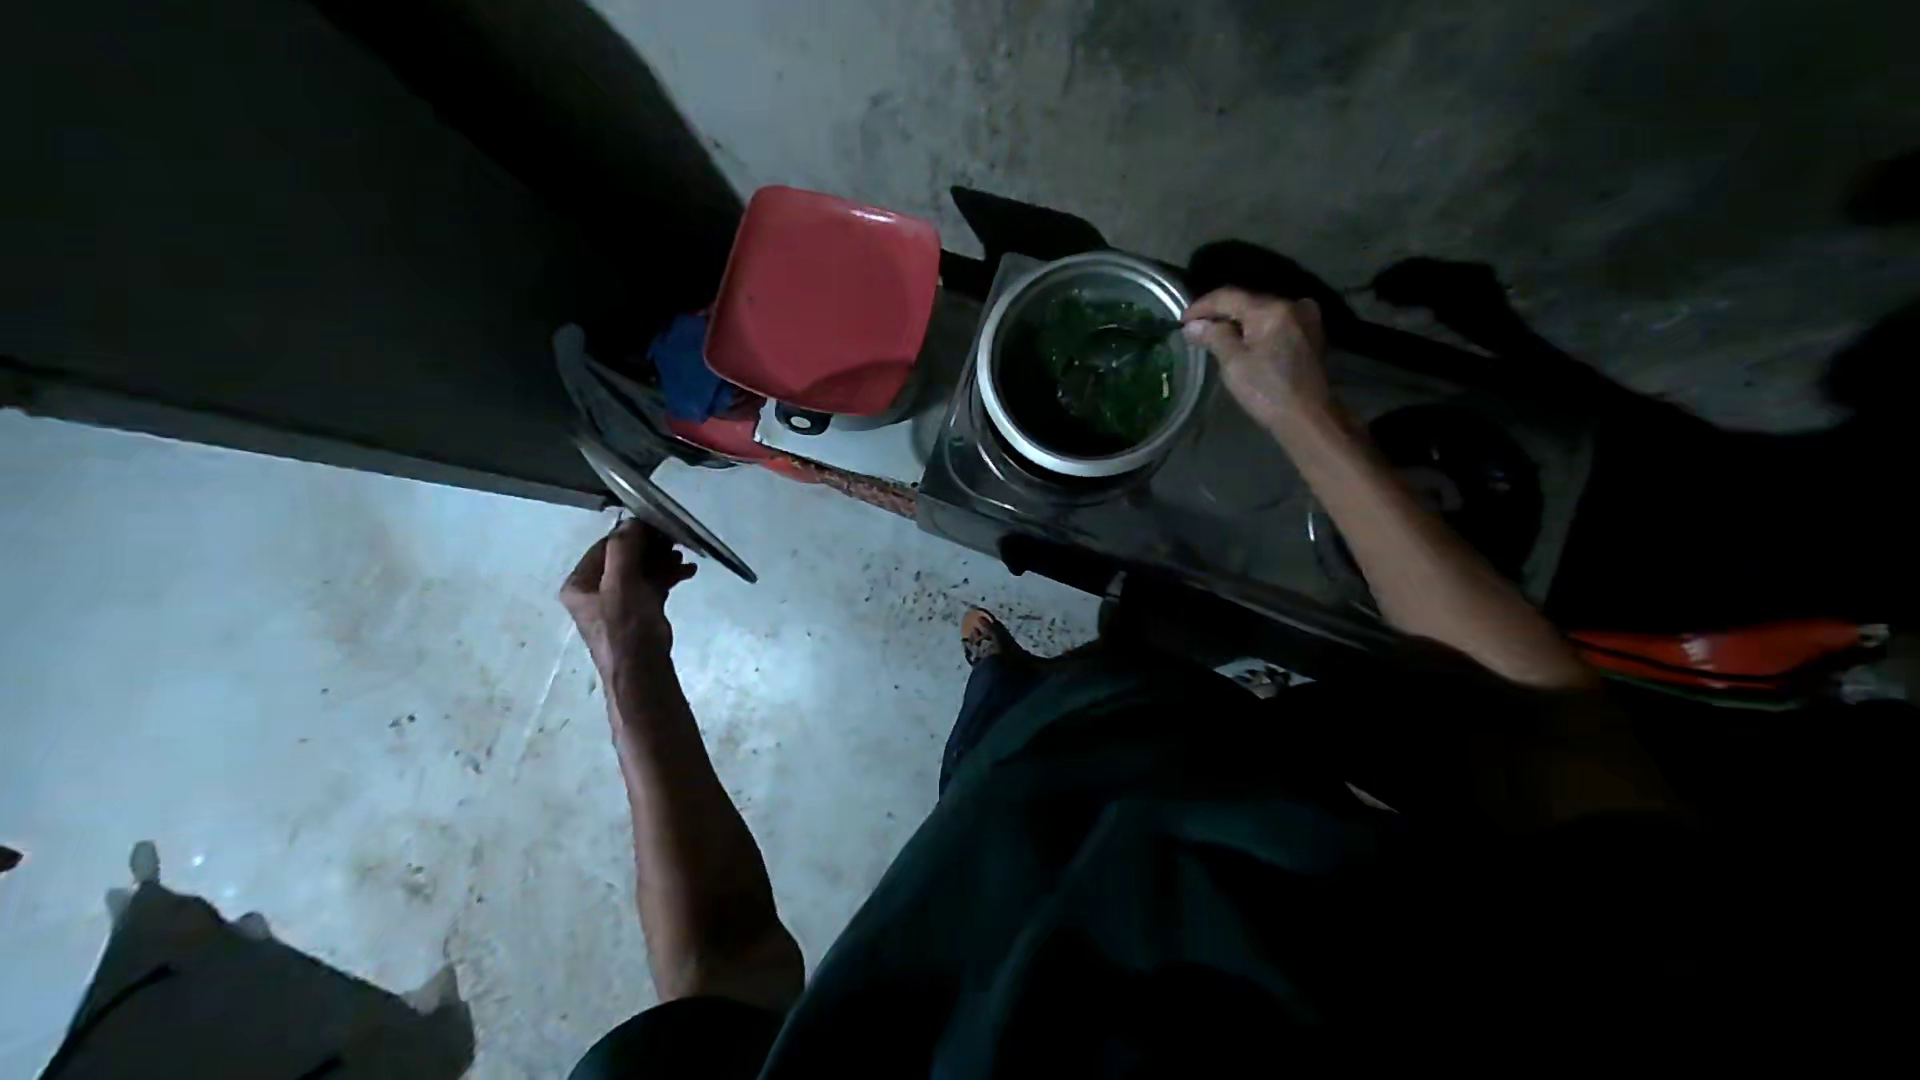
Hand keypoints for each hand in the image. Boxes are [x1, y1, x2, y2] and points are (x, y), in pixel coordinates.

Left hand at [560, 520, 696, 671]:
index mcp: (580, 583)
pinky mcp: (637, 612)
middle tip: (676, 541)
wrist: (642, 672)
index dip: (632, 533)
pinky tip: (688, 572)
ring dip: (663, 561)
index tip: (659, 527)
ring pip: (641, 571)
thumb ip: (624, 549)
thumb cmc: (626, 627)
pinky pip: (651, 585)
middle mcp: (594, 591)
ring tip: (685, 558)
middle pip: (624, 557)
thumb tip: (632, 521)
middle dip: (652, 547)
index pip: (605, 546)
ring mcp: (617, 602)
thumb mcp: (621, 583)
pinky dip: (668, 576)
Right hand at [1181, 289, 1330, 424]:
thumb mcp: (1234, 364)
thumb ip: (1214, 337)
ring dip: (1238, 321)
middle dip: (1220, 313)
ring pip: (1262, 312)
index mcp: (1271, 309)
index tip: (1182, 320)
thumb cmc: (1267, 391)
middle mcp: (1292, 305)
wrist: (1308, 417)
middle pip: (1247, 302)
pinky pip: (1276, 322)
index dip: (1202, 306)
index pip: (1229, 297)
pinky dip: (1256, 328)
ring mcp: (1306, 318)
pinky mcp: (1311, 333)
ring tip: (1217, 335)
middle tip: (1197, 328)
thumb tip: (1193, 325)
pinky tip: (1244, 340)